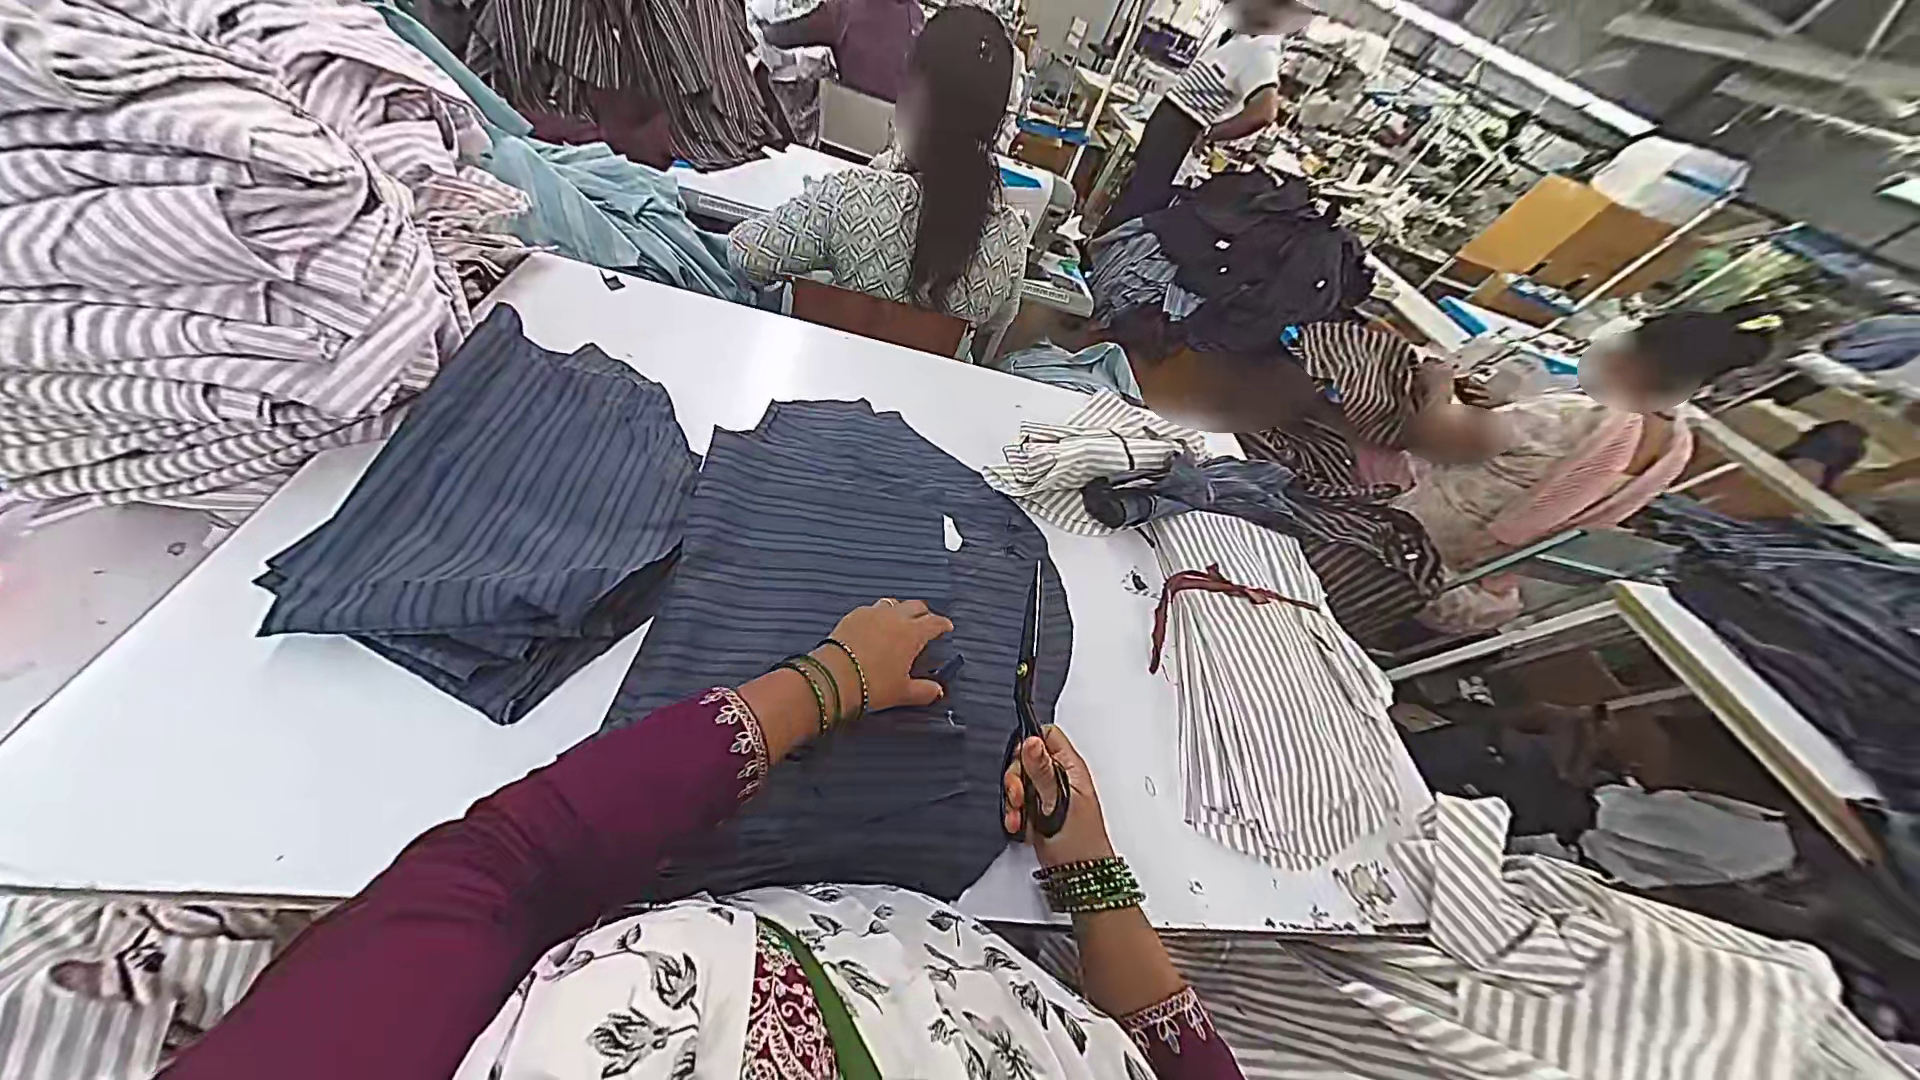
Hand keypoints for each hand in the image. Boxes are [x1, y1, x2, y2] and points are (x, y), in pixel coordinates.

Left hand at [815, 599, 953, 714]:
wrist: (836, 676)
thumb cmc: (871, 684)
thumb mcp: (902, 692)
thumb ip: (924, 691)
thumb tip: (937, 691)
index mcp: (912, 633)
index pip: (934, 622)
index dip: (943, 624)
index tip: (946, 627)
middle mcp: (895, 617)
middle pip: (916, 606)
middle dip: (924, 613)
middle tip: (926, 622)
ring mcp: (873, 613)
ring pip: (893, 603)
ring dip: (900, 610)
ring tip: (900, 620)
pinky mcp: (853, 615)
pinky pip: (871, 609)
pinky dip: (877, 615)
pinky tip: (874, 625)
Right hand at [1002, 726, 1114, 867]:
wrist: (1081, 879)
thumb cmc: (1081, 845)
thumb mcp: (1059, 801)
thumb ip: (1043, 770)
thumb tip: (1033, 742)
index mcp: (1071, 768)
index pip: (1047, 736)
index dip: (1030, 743)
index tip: (1021, 761)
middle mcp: (1061, 777)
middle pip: (1028, 757)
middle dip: (1017, 776)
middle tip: (1020, 794)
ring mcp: (1050, 794)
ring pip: (1021, 780)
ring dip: (1014, 797)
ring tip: (1019, 813)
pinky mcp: (1040, 811)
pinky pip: (1019, 801)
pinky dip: (1014, 811)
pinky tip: (1018, 822)